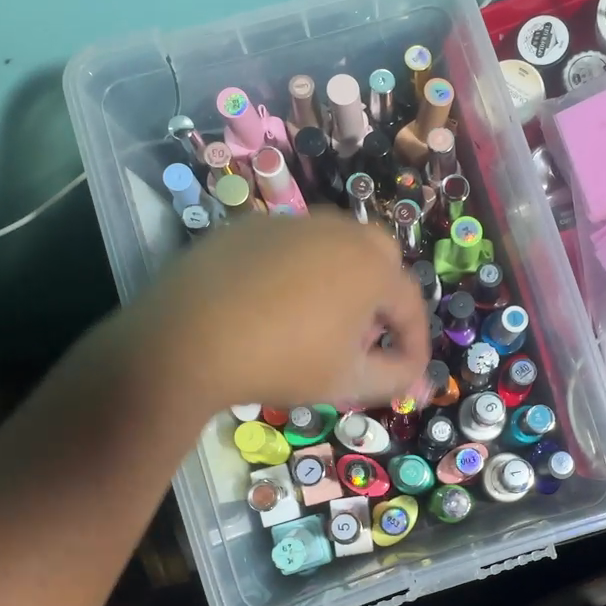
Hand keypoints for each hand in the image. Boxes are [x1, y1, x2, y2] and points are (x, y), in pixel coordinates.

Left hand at [115, 215, 430, 410]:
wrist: (187, 340)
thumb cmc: (281, 361)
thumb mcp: (347, 381)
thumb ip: (395, 378)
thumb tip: (418, 379)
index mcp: (371, 265)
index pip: (411, 304)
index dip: (413, 343)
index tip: (407, 374)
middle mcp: (339, 231)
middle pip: (379, 261)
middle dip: (382, 300)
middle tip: (366, 338)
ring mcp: (291, 223)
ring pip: (334, 247)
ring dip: (342, 280)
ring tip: (322, 320)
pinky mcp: (249, 227)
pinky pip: (291, 247)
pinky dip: (297, 271)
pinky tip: (274, 305)